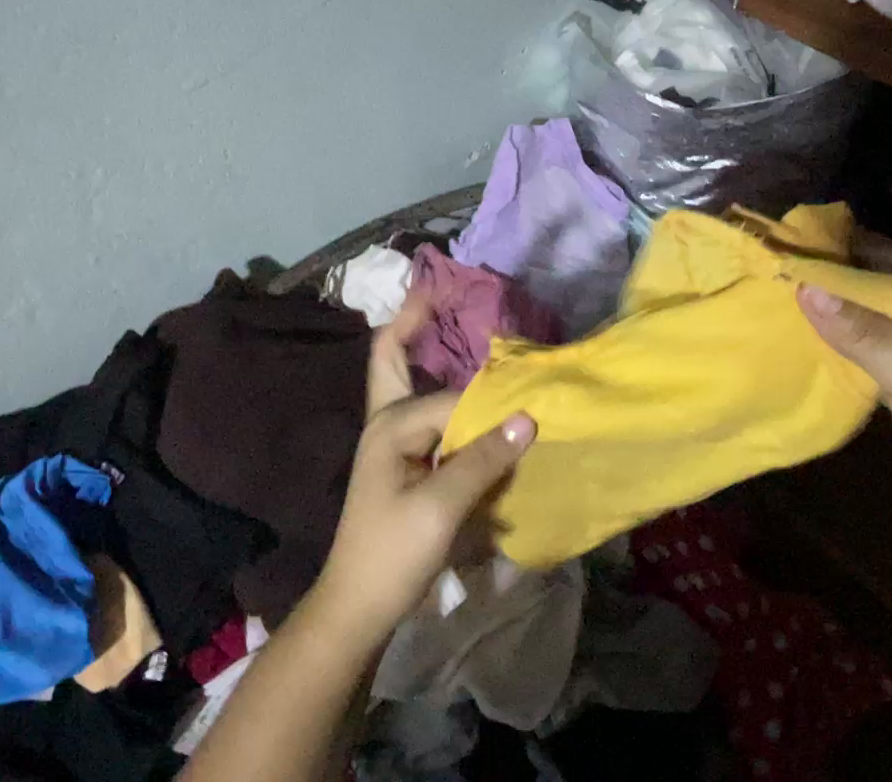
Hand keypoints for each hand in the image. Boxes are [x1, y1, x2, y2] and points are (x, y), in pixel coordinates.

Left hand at [306, 294, 535, 644]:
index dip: (492, 400)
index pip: (452, 399)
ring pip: (406, 378)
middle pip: (392, 354)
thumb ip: (482, 459)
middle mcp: (386, 421)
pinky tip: (469, 389)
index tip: (534, 396)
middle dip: (413, 319)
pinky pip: (425, 411)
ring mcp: (392, 441)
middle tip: (440, 287)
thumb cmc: (392, 553)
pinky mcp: (405, 462)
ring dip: (424, 347)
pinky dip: (442, 389)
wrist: (358, 605)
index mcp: (390, 425)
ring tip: (454, 319)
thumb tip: (528, 416)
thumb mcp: (439, 508)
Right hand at [797, 232, 891, 541]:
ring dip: (826, 307)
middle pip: (871, 276)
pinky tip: (802, 340)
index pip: (877, 252)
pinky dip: (839, 337)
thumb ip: (866, 334)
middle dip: (820, 275)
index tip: (768, 249)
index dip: (824, 248)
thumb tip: (804, 285)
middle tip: (758, 276)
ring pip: (867, 309)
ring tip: (767, 302)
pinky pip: (872, 340)